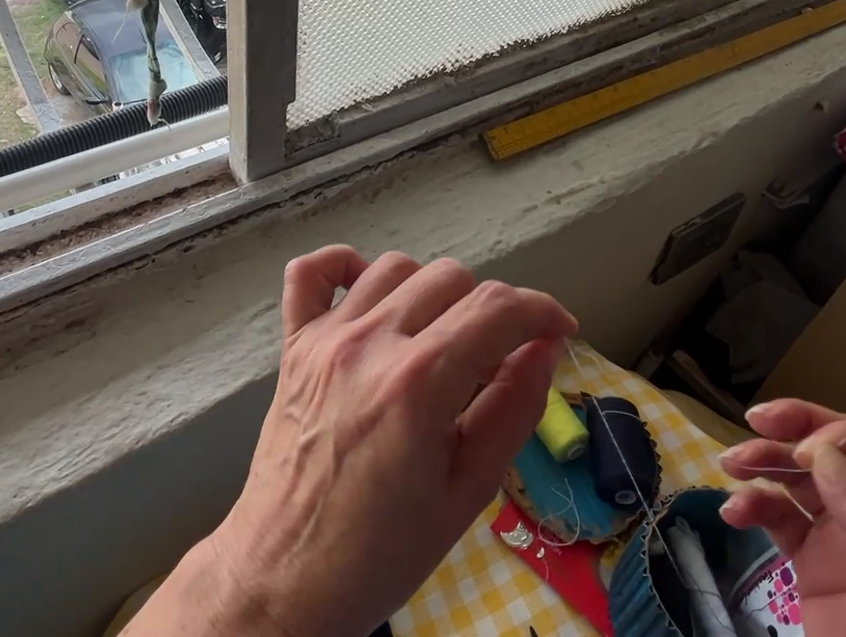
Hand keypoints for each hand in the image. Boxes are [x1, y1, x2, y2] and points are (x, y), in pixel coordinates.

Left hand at [123, 247, 576, 636]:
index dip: (542, 310)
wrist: (287, 578)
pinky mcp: (293, 345)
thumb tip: (544, 348)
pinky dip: (344, 267)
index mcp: (419, 383)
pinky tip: (369, 293)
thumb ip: (514, 408)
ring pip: (396, 267)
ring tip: (439, 337)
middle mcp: (370, 343)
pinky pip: (311, 272)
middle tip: (494, 359)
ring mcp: (325, 338)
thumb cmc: (383, 550)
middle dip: (490, 310)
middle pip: (452, 277)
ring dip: (431, 292)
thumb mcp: (469, 492)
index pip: (497, 309)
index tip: (559, 330)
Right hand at [717, 400, 845, 636]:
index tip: (805, 453)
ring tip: (729, 465)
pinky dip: (753, 506)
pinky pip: (779, 518)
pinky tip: (733, 513)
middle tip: (755, 422)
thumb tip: (825, 455)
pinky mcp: (812, 564)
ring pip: (801, 477)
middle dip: (795, 430)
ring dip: (764, 462)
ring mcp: (845, 540)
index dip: (845, 436)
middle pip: (839, 450)